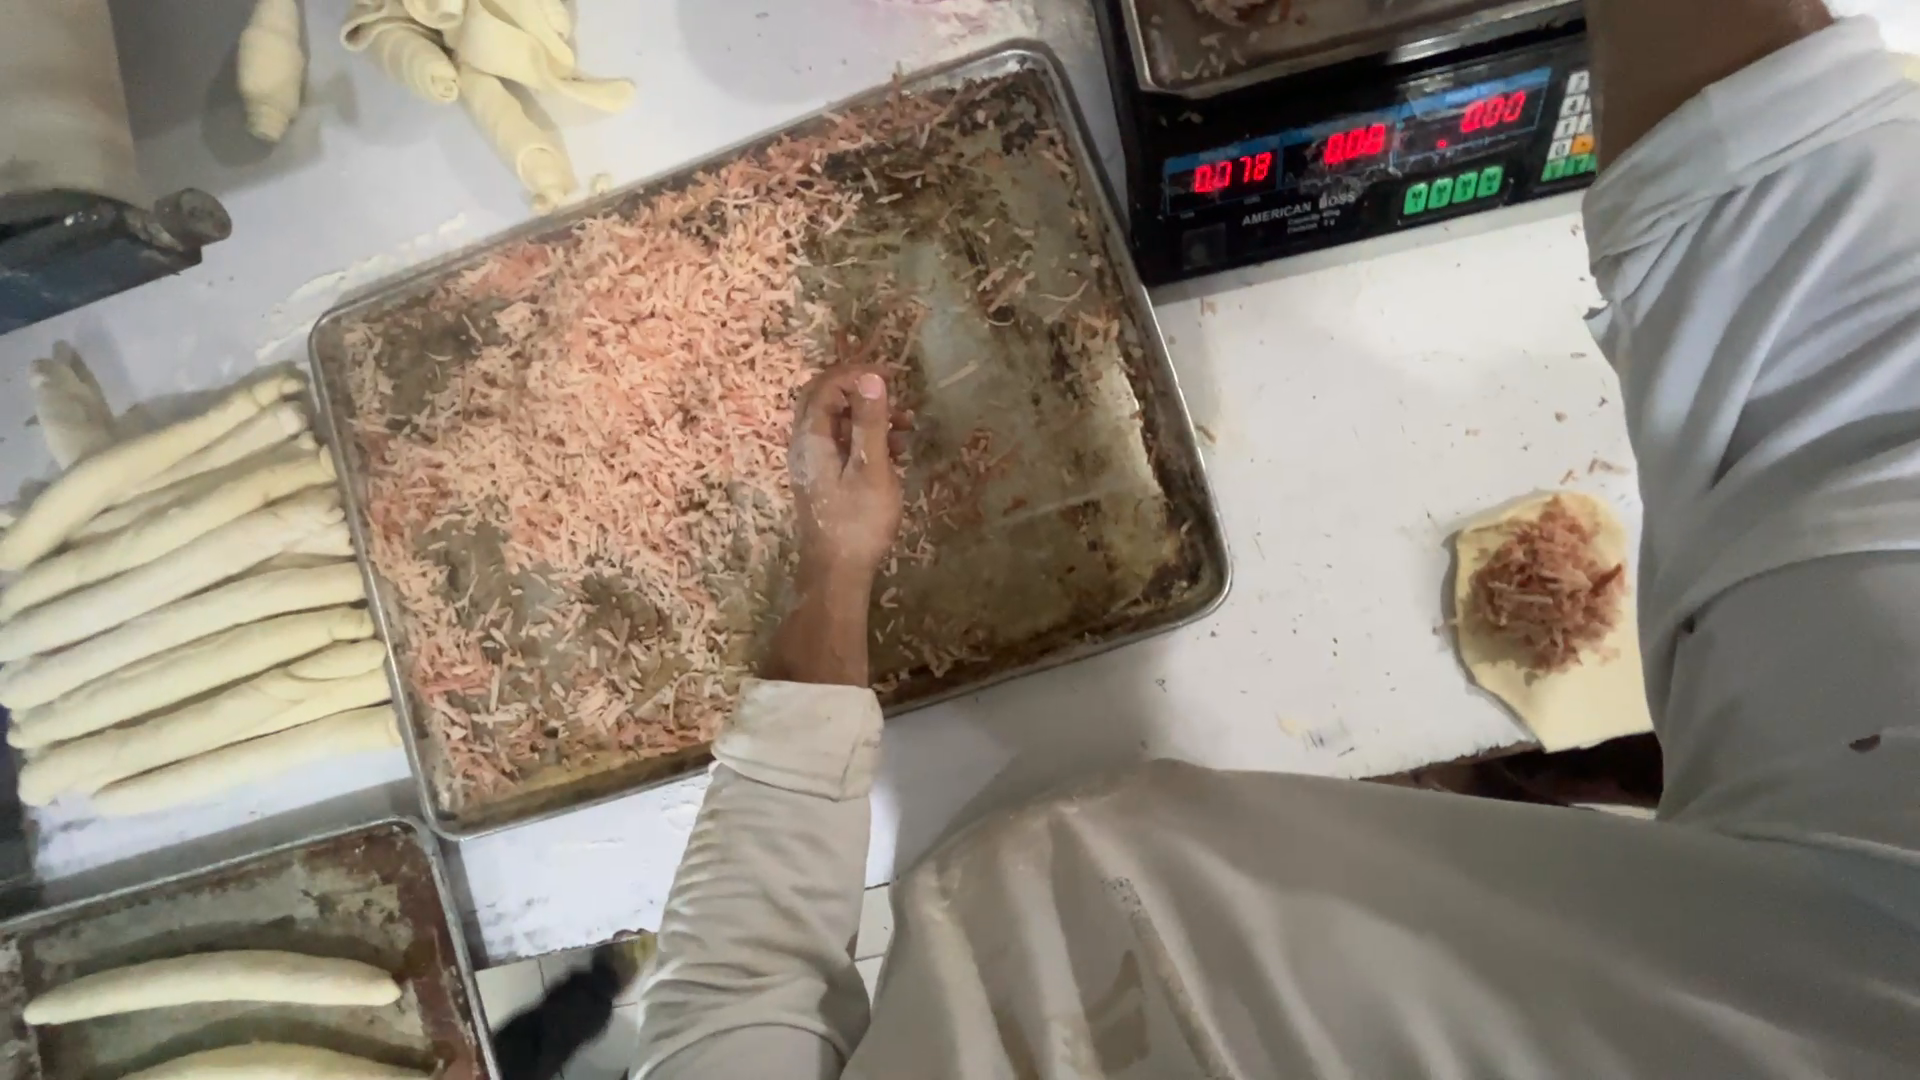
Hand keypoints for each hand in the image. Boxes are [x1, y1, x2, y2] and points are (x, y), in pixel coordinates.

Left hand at [788, 365, 906, 580]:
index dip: (856, 375)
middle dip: (860, 391)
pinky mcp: (823, 478)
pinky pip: (841, 443)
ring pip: (836, 422)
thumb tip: (872, 377)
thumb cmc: (858, 521)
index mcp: (812, 437)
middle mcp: (805, 444)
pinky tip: (894, 451)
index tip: (890, 377)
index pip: (827, 386)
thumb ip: (870, 422)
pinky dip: (866, 438)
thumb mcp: (871, 468)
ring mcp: (812, 462)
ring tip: (905, 426)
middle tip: (894, 395)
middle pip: (825, 399)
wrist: (837, 571)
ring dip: (868, 416)